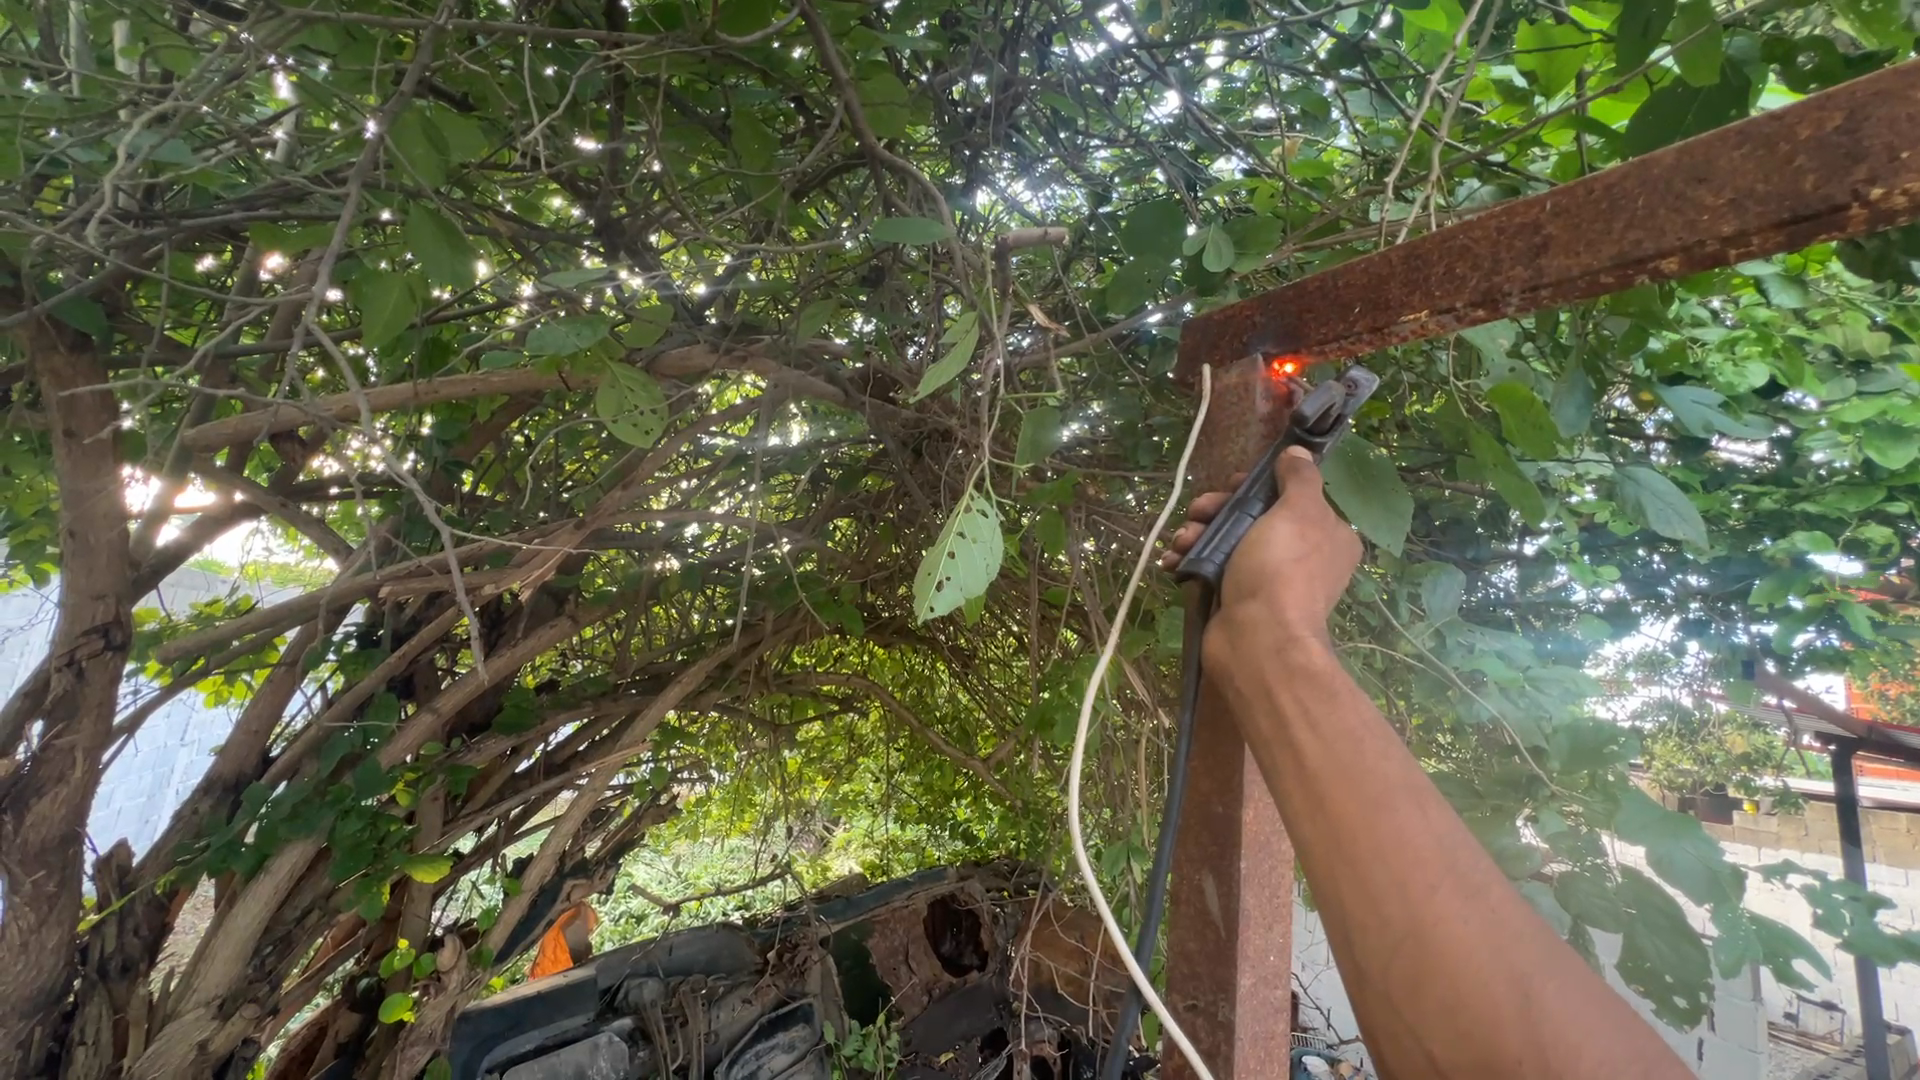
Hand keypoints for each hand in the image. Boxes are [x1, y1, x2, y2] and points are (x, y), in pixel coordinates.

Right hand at [1160, 445, 1360, 642]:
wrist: (1256, 638)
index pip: (1290, 497)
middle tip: (1198, 511)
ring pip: (1228, 542)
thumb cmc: (1281, 569)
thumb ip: (1299, 478)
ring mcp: (1268, 579)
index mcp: (1326, 534)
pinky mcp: (1237, 598)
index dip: (1256, 486)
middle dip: (1217, 511)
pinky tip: (1174, 561)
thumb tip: (1297, 454)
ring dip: (1198, 534)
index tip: (1231, 483)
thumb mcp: (1297, 512)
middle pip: (1253, 517)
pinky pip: (1212, 569)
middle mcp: (1301, 556)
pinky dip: (1191, 561)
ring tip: (1182, 541)